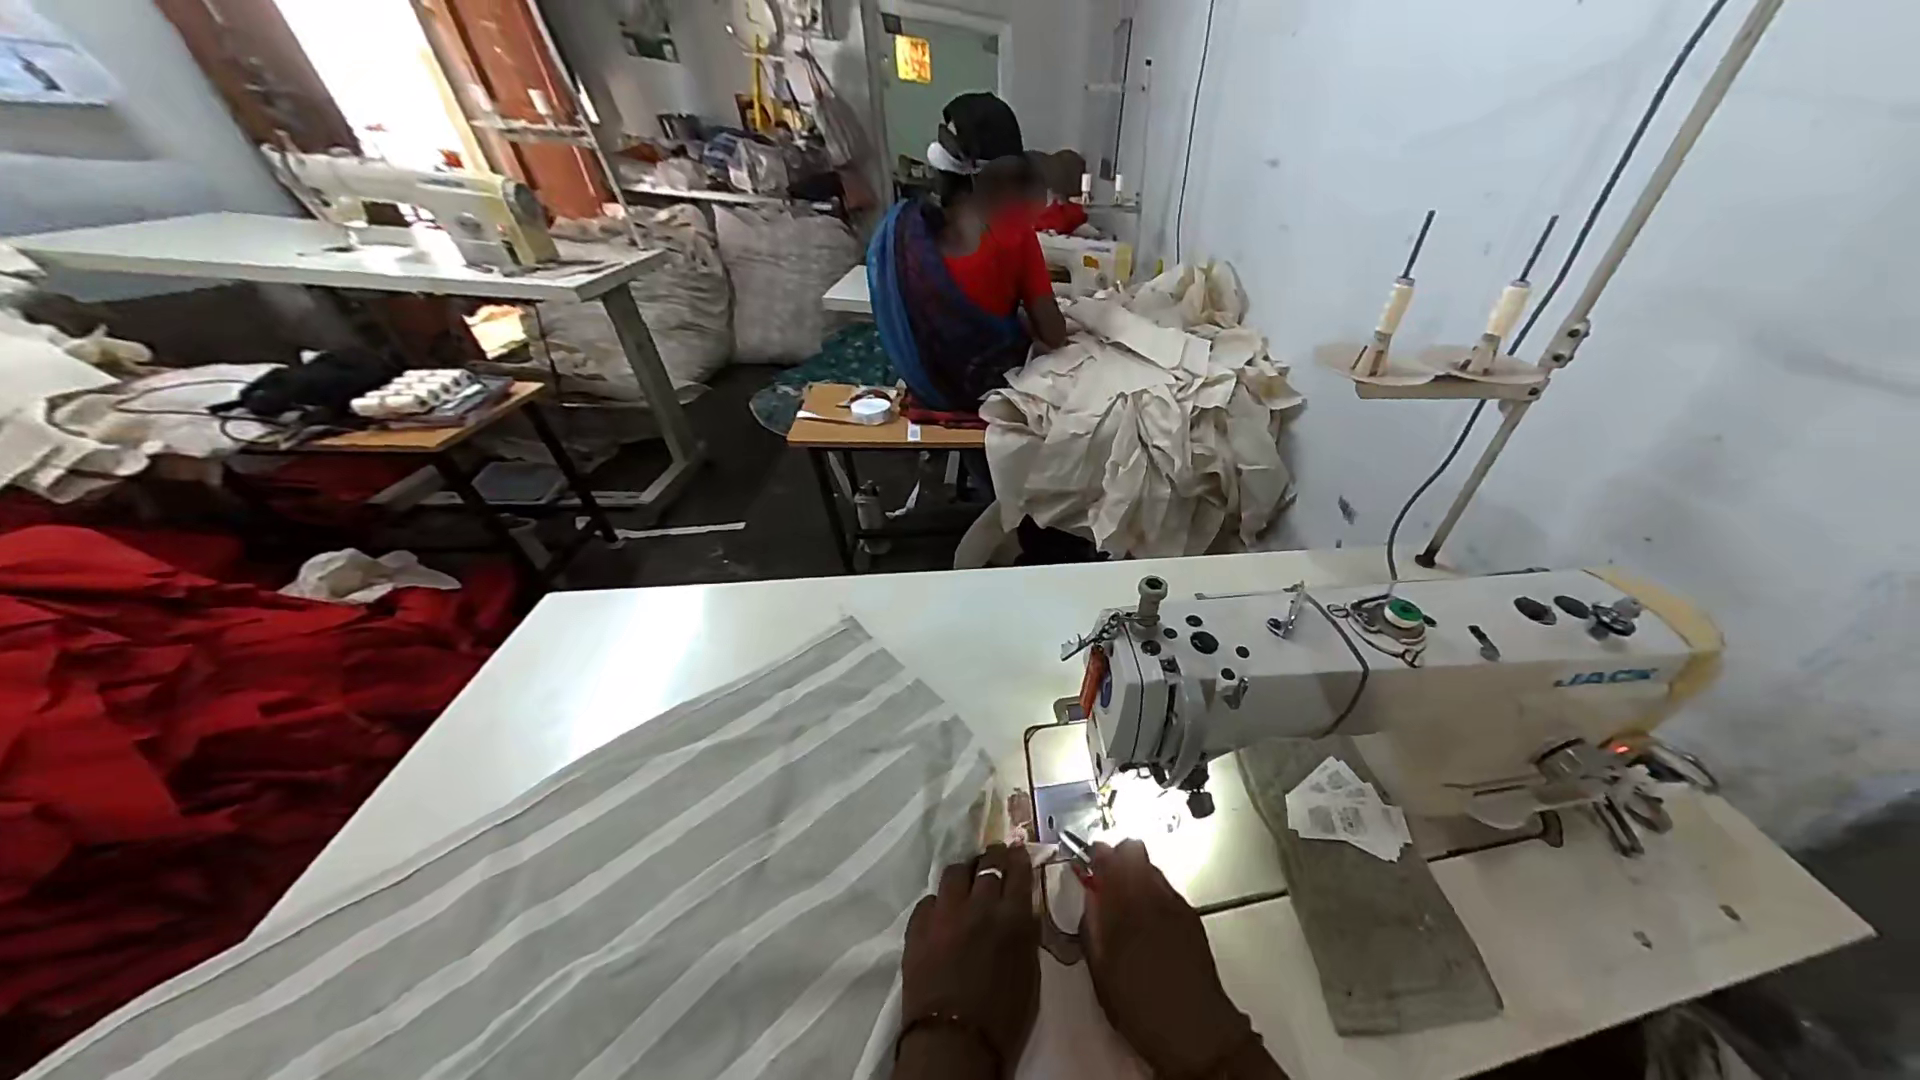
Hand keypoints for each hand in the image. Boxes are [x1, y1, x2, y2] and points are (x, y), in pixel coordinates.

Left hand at [899, 843, 1038, 1077]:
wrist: (952, 1044)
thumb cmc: (1003, 1018)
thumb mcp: (1029, 972)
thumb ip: (1026, 932)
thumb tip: (1021, 908)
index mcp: (1012, 917)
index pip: (1017, 870)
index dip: (1017, 856)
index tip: (1016, 848)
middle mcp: (979, 904)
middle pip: (986, 862)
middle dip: (993, 856)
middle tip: (994, 857)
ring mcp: (944, 912)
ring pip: (954, 872)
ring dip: (965, 874)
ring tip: (966, 882)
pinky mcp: (917, 925)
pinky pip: (930, 900)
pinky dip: (939, 903)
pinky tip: (942, 914)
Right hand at [1082, 840, 1266, 1078]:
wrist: (1197, 1033)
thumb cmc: (1140, 1007)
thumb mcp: (1101, 971)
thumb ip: (1091, 926)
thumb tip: (1089, 897)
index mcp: (1124, 905)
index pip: (1108, 858)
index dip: (1096, 854)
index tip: (1087, 860)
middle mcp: (1152, 894)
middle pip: (1134, 851)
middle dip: (1117, 857)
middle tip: (1106, 876)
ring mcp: (1175, 903)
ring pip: (1151, 867)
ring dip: (1136, 872)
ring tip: (1126, 899)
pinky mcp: (1192, 917)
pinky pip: (1166, 888)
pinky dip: (1153, 890)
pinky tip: (1148, 916)